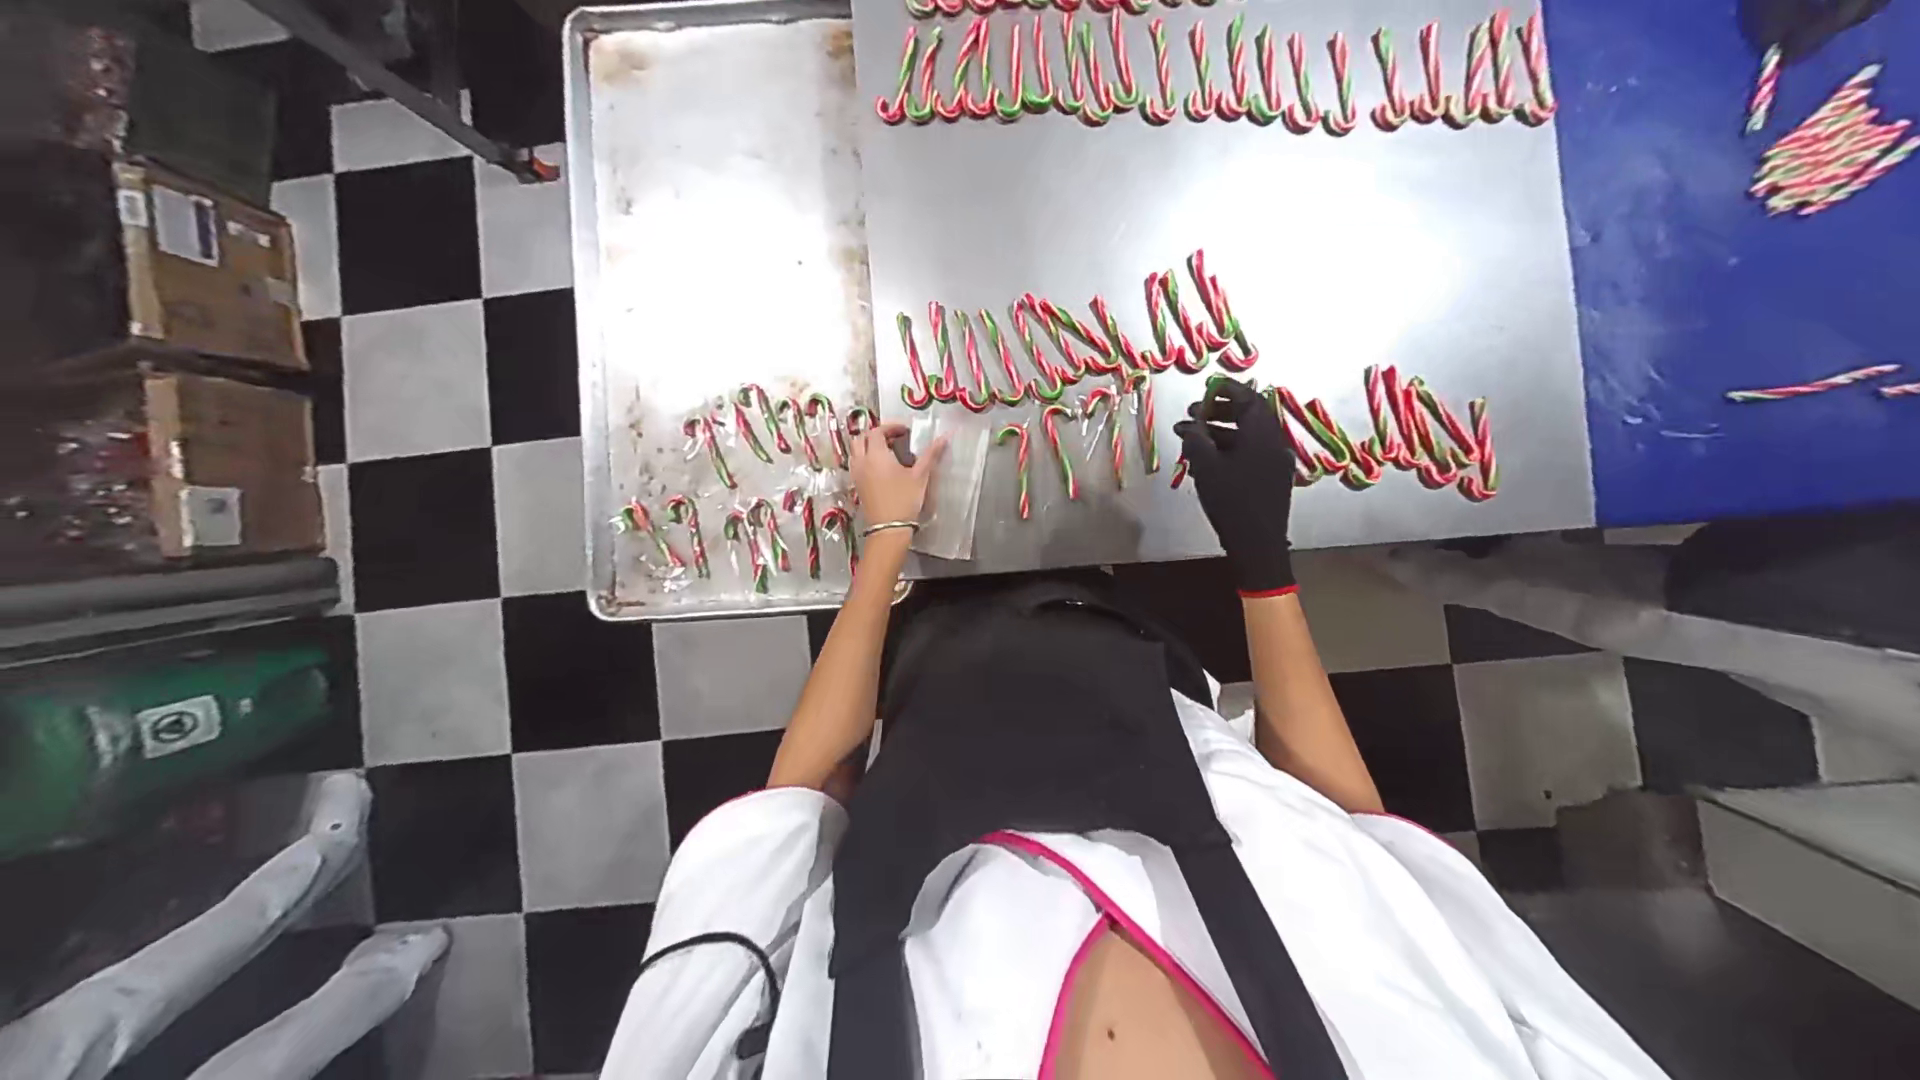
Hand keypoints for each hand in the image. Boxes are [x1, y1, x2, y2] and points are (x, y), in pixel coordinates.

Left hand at [848, 423, 945, 526]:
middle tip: (893, 437)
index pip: (877, 431)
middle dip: (876, 433)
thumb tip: (944, 437)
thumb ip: (931, 454)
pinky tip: (879, 466)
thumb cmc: (905, 500)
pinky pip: (855, 463)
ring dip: (867, 444)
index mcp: (876, 455)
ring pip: (855, 450)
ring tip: (886, 450)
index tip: (905, 431)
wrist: (889, 528)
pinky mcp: (857, 485)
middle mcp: (862, 461)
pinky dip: (864, 457)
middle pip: (861, 437)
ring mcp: (857, 474)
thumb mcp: (920, 476)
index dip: (890, 427)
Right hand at [1172, 377, 1296, 595]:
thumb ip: (1197, 440)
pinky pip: (1250, 454)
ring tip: (1191, 439)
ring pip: (1247, 437)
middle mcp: (1274, 444)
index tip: (1207, 388)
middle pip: (1249, 417)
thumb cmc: (1232, 502)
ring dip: (1220, 434)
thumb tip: (1190, 426)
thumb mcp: (1207, 468)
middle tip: (1194, 415)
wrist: (1258, 543)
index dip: (1227, 390)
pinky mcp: (1271, 479)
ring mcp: (1275, 463)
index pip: (1249, 399)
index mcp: (1263, 435)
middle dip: (1220, 412)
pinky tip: (1206, 462)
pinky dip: (1229, 450)